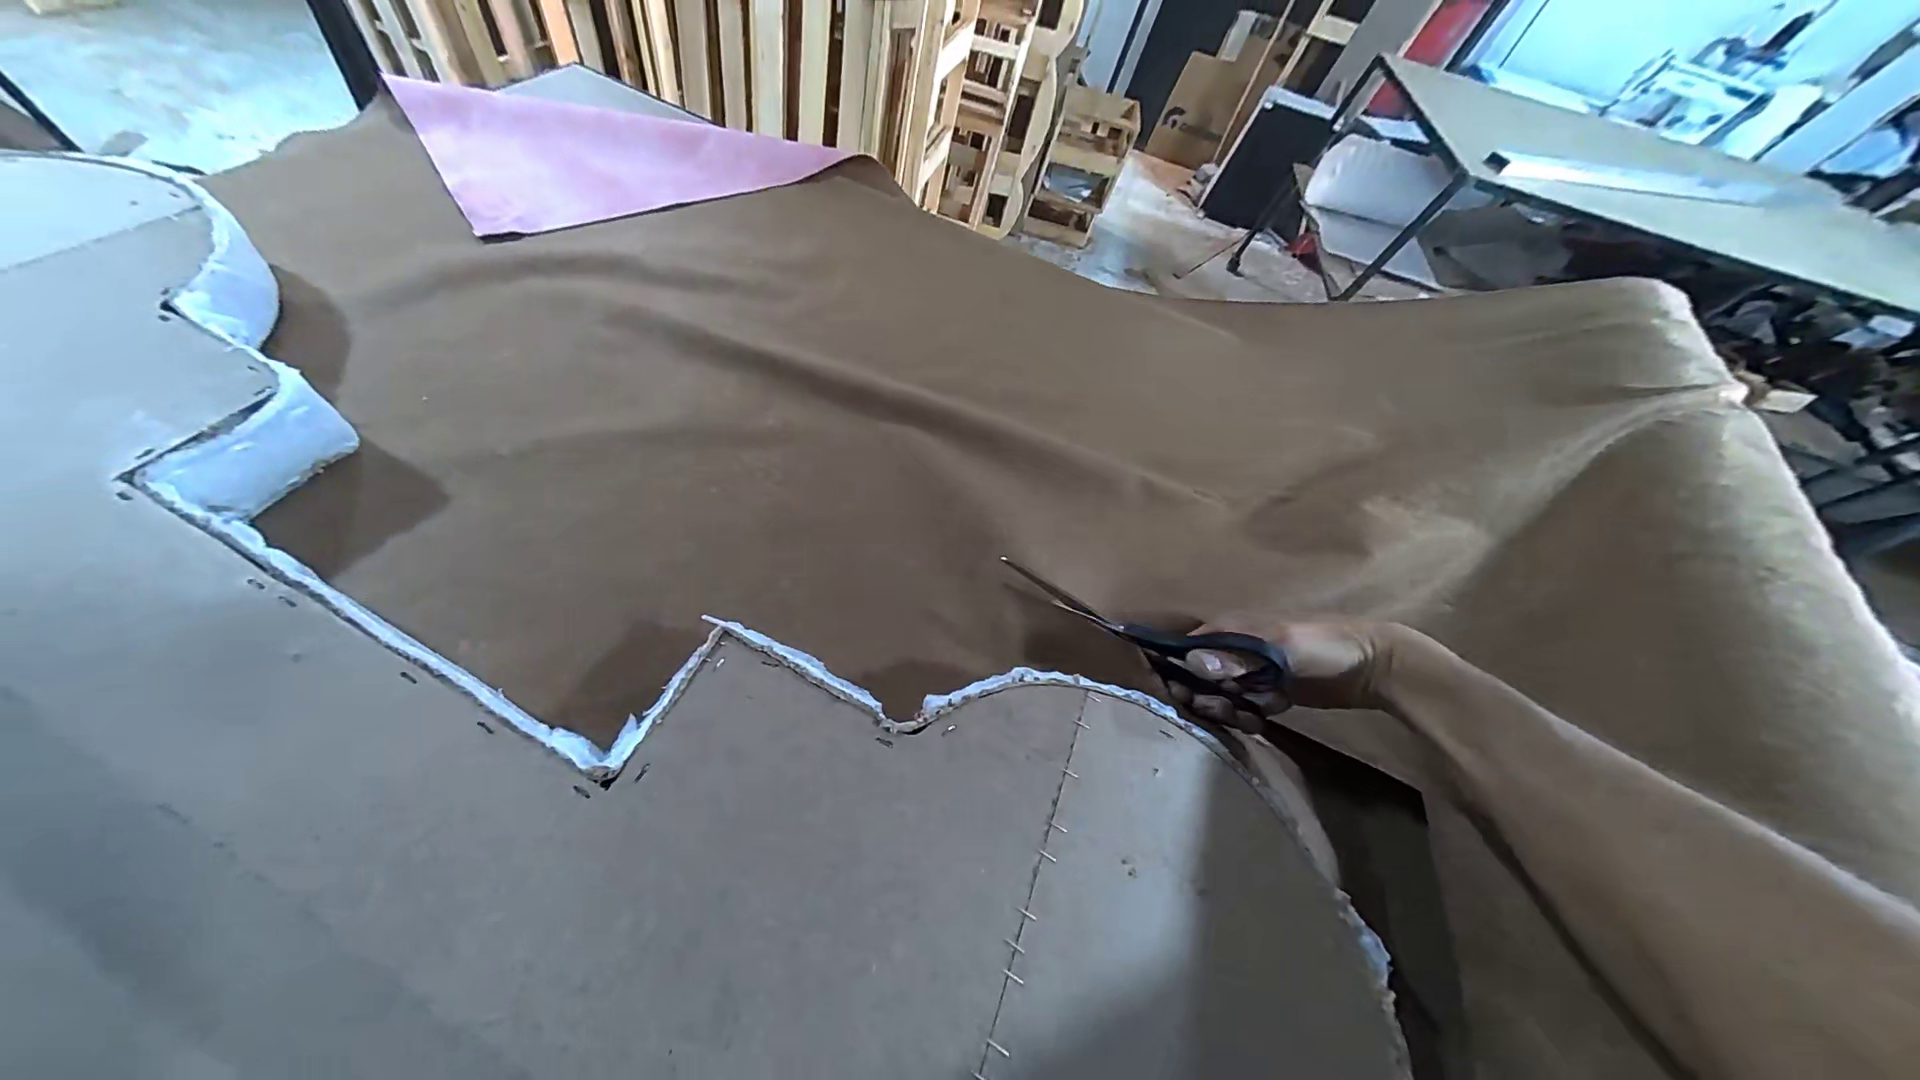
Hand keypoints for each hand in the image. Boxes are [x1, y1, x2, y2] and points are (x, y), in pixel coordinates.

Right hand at [1168, 618, 1405, 731]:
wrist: (1374, 666)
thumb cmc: (1325, 646)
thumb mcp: (1281, 647)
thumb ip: (1239, 655)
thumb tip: (1194, 662)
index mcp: (1229, 628)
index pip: (1187, 649)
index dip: (1180, 673)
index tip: (1186, 697)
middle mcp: (1232, 648)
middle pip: (1199, 676)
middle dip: (1209, 697)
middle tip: (1230, 711)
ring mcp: (1249, 670)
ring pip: (1219, 693)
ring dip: (1229, 709)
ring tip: (1252, 717)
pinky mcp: (1265, 689)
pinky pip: (1242, 704)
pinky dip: (1247, 714)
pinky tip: (1263, 718)